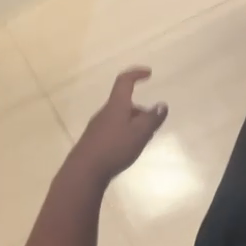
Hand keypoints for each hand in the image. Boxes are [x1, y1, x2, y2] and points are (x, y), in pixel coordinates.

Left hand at [65, 67, 168, 185]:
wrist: (84, 171)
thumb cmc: (114, 148)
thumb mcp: (139, 133)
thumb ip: (152, 119)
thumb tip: (162, 104)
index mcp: (116, 105)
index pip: (125, 81)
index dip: (136, 74)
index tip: (148, 73)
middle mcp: (105, 112)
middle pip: (124, 103)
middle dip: (140, 110)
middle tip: (152, 122)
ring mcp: (97, 127)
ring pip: (119, 118)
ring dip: (133, 123)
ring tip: (143, 138)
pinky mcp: (93, 141)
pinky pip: (113, 129)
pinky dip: (124, 133)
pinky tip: (128, 149)